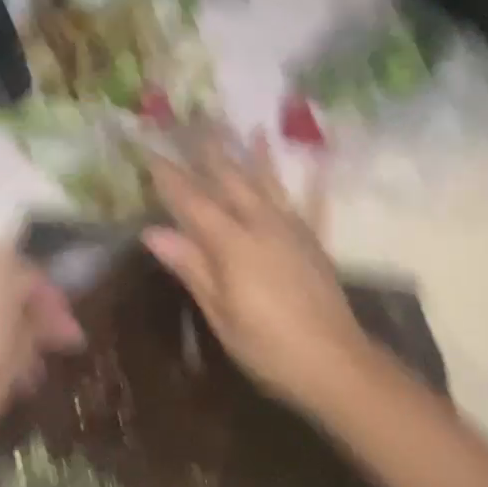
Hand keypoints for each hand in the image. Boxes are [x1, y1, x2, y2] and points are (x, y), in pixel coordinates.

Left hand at [0, 246, 84, 449]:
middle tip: (54, 350)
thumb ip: (41, 329)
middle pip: (6, 283)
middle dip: (32, 317)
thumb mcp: (22, 351)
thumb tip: (58, 328)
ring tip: (28, 371)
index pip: (33, 276)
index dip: (56, 309)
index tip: (73, 340)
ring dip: (7, 328)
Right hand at [142, 126, 373, 409]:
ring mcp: (292, 230)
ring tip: (250, 127)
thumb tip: (153, 231)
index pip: (193, 201)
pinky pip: (313, 204)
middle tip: (196, 122)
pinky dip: (313, 183)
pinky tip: (317, 164)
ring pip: (268, 183)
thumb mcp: (220, 313)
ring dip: (257, 155)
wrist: (335, 364)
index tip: (151, 152)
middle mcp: (261, 224)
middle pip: (231, 180)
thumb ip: (191, 267)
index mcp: (232, 243)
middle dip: (211, 152)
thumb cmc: (267, 345)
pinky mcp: (314, 242)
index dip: (170, 178)